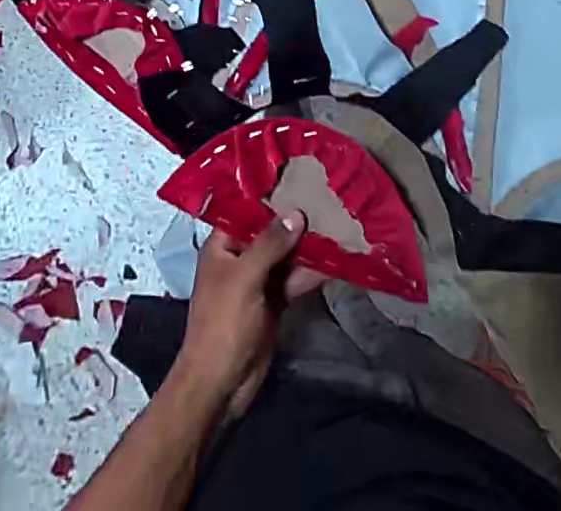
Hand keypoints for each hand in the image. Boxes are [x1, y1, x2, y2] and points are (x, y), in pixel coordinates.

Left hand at [176, 212, 326, 416]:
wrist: (221, 384)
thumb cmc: (223, 326)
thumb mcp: (244, 279)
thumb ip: (270, 244)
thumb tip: (296, 213)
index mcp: (222, 248)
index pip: (244, 212)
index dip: (268, 196)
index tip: (297, 176)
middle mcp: (240, 259)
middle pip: (271, 231)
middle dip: (296, 218)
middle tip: (328, 196)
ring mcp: (259, 281)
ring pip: (287, 254)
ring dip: (309, 244)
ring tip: (339, 221)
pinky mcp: (275, 300)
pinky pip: (295, 278)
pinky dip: (313, 270)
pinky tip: (337, 257)